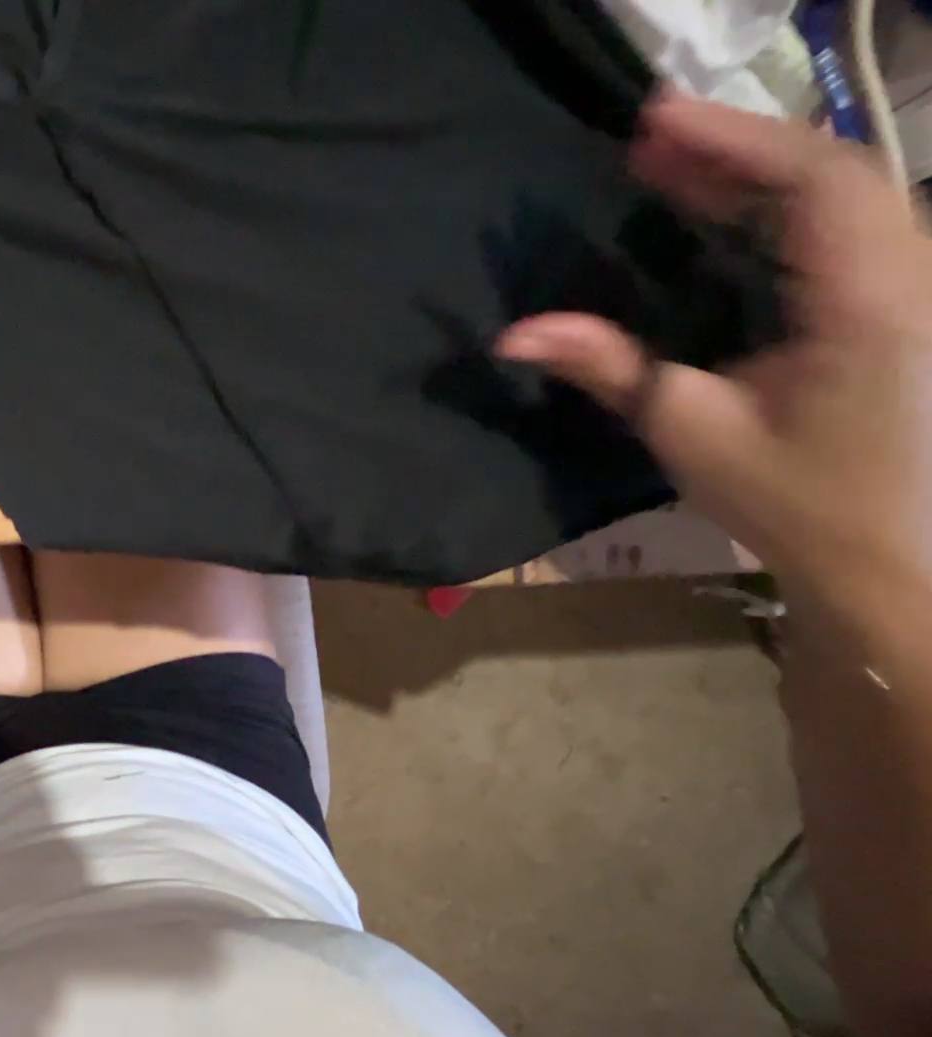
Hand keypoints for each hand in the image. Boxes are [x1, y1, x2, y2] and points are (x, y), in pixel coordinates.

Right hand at [496, 94, 931, 595]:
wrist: (891, 549)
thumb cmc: (794, 496)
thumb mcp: (687, 430)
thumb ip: (608, 367)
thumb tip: (513, 334)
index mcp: (872, 302)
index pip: (818, 183)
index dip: (737, 140)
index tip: (654, 120)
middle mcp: (910, 274)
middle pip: (833, 174)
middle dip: (734, 145)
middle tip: (642, 135)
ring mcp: (910, 283)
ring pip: (841, 194)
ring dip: (751, 170)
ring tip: (665, 159)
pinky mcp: (895, 299)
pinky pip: (838, 226)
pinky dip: (772, 204)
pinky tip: (715, 204)